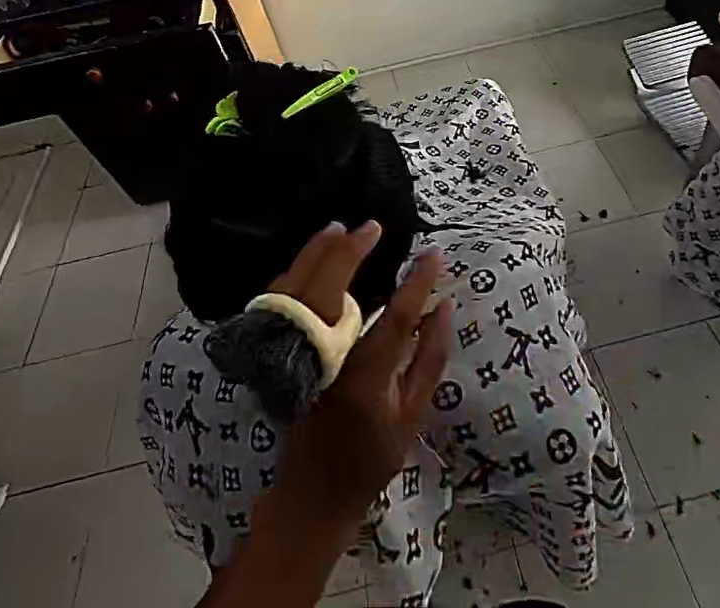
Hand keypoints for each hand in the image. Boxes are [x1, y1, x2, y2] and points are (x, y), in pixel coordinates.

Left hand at [268, 222, 452, 523]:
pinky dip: (297, 272)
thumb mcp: (413, 413)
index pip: (395, 318)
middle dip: (350, 252)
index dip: (417, 283)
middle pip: (330, 292)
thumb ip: (430, 357)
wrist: (311, 492)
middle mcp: (324, 362)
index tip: (434, 255)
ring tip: (342, 229)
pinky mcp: (276, 357)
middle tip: (373, 226)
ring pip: (296, 292)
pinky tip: (314, 257)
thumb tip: (443, 307)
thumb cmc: (370, 456)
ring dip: (317, 254)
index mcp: (364, 379)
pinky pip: (281, 303)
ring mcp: (293, 359)